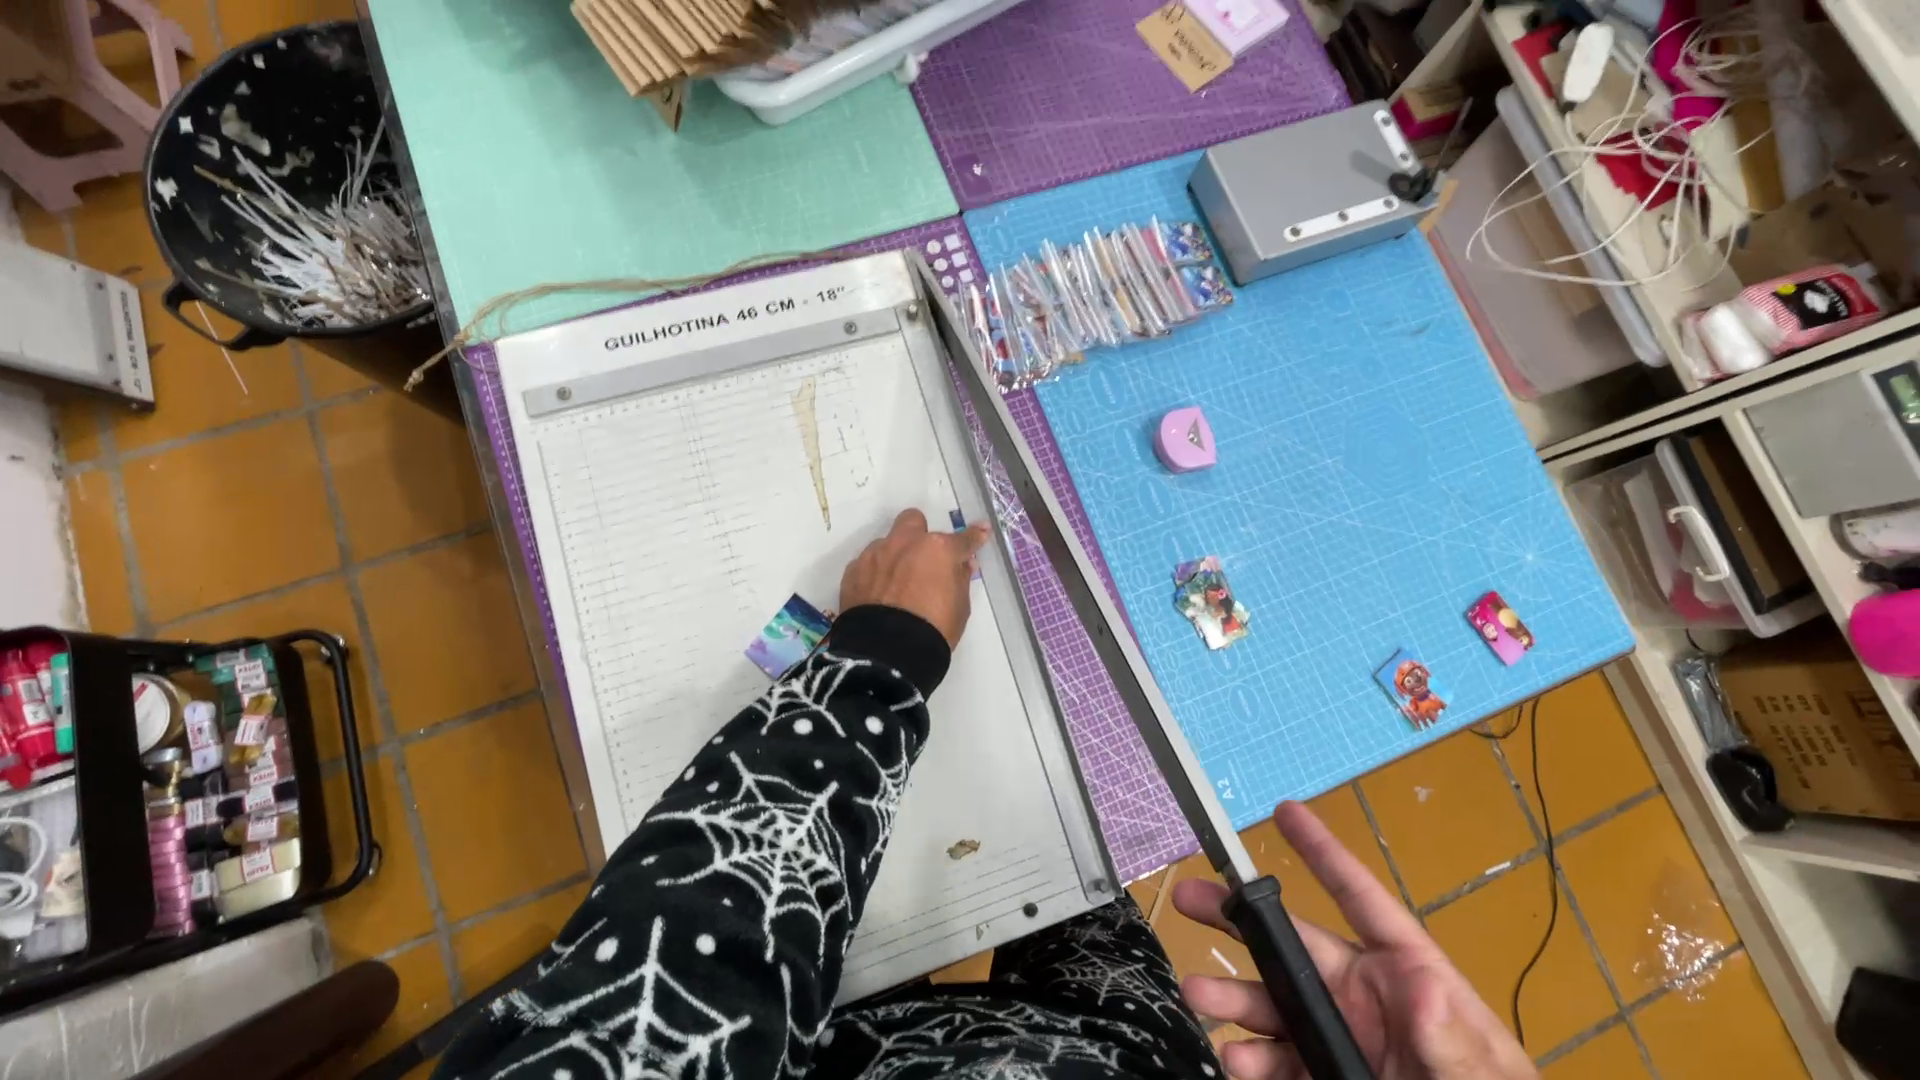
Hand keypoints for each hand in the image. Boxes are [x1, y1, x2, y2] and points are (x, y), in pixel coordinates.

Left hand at [839, 509, 990, 648]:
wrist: (886, 653)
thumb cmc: (934, 630)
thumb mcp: (960, 607)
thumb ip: (960, 580)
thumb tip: (961, 565)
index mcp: (937, 550)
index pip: (963, 539)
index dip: (974, 537)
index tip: (981, 533)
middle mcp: (904, 543)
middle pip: (913, 520)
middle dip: (920, 533)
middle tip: (924, 558)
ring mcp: (874, 555)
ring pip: (886, 543)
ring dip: (894, 557)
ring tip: (896, 586)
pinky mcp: (852, 572)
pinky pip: (867, 564)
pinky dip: (875, 575)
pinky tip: (878, 596)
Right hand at [1174, 802, 1537, 1079]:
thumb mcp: (1481, 1073)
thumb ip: (1453, 1041)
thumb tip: (1425, 989)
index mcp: (1406, 972)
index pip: (1360, 900)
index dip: (1322, 853)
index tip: (1284, 811)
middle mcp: (1361, 995)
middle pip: (1289, 944)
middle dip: (1236, 918)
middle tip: (1188, 897)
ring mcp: (1337, 1037)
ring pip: (1271, 1002)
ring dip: (1231, 995)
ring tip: (1198, 994)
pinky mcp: (1319, 1076)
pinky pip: (1274, 1059)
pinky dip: (1247, 1057)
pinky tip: (1235, 1059)